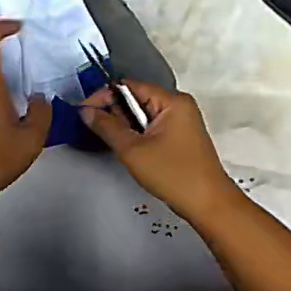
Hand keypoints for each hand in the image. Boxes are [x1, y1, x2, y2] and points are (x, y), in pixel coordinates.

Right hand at [78, 80, 244, 218]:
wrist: (208, 204)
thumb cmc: (172, 174)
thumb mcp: (132, 150)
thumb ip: (106, 126)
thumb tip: (84, 110)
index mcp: (171, 101)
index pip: (129, 86)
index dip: (103, 96)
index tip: (83, 112)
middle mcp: (178, 105)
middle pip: (135, 97)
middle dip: (112, 111)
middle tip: (93, 128)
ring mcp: (180, 120)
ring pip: (141, 113)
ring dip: (123, 124)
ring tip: (108, 139)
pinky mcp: (178, 135)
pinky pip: (150, 124)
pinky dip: (135, 132)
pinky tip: (126, 146)